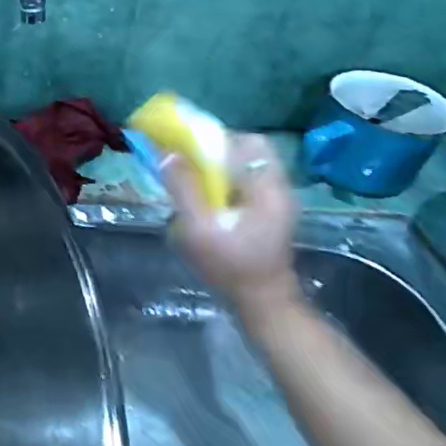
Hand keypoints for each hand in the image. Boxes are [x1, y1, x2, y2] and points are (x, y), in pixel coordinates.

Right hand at [159, 133, 301, 312]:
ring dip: (222, 167)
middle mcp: (279, 187)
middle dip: (218, 151)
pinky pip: (248, 183)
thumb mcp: (201, 229)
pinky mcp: (271, 213)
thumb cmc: (233, 267)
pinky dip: (228, 182)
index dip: (218, 138)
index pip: (250, 141)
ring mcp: (277, 200)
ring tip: (197, 183)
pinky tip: (210, 201)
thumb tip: (166, 153)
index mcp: (269, 186)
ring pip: (248, 166)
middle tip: (191, 165)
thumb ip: (184, 189)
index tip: (192, 147)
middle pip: (250, 149)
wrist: (264, 306)